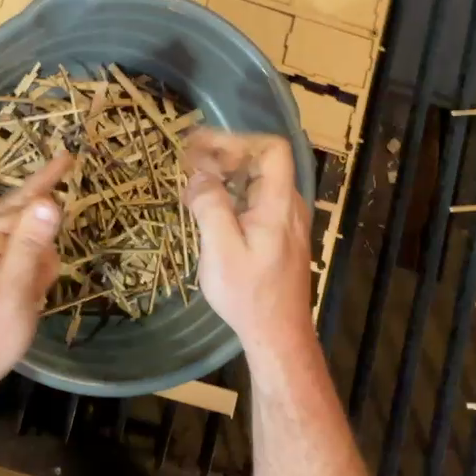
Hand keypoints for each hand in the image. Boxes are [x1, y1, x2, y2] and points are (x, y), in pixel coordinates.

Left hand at [0, 153, 73, 408]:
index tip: (68, 155)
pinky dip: (25, 285)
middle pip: (23, 227)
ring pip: (23, 251)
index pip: (19, 202)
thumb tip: (48, 202)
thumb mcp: (14, 292)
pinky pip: (14, 268)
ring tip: (25, 306)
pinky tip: (20, 307)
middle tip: (36, 289)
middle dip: (40, 256)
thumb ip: (31, 245)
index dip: (46, 181)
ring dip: (34, 275)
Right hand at [183, 130, 314, 362]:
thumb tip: (197, 176)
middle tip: (187, 162)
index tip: (202, 149)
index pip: (272, 149)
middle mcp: (288, 206)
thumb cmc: (249, 294)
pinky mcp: (277, 236)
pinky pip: (254, 201)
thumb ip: (210, 206)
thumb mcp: (222, 250)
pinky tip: (205, 209)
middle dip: (224, 155)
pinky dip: (230, 195)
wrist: (277, 334)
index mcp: (279, 204)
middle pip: (262, 162)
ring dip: (224, 176)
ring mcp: (285, 222)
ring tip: (190, 183)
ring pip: (256, 182)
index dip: (237, 141)